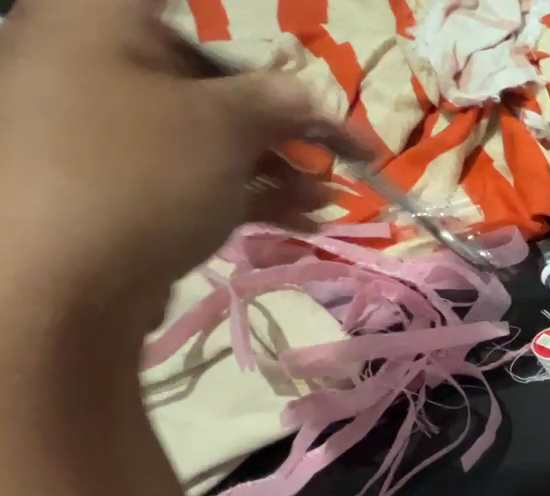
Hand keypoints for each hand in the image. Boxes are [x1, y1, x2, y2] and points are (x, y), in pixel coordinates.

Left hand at [0, 0, 341, 337]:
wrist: (64, 274)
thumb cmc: (138, 174)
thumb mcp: (222, 126)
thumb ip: (274, 102)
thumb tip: (309, 95)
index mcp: (98, 22)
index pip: (189, 11)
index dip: (252, 40)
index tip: (309, 77)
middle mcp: (95, 62)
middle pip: (209, 76)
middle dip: (283, 117)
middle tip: (343, 149)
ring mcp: (108, 127)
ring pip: (214, 132)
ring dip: (282, 163)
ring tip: (333, 196)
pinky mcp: (126, 182)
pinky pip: (202, 173)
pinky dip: (256, 192)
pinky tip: (306, 217)